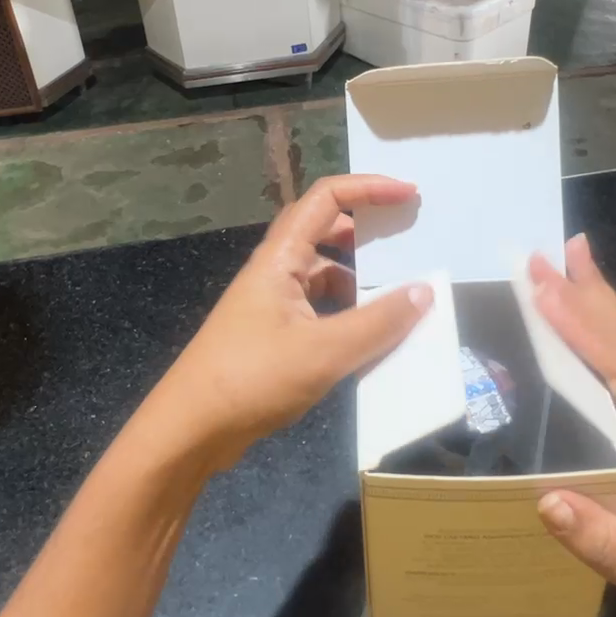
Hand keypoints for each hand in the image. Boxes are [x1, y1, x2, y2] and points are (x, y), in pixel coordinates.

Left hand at [144, 174, 433, 471]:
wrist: (190, 428)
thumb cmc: (252, 378)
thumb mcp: (324, 351)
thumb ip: (377, 322)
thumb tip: (424, 291)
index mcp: (281, 258)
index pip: (326, 199)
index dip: (369, 187)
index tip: (409, 195)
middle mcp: (274, 271)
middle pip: (323, 230)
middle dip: (365, 228)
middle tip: (407, 238)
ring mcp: (271, 303)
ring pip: (322, 274)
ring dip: (358, 277)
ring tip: (399, 295)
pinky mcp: (272, 334)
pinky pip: (318, 309)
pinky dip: (346, 313)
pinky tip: (368, 338)